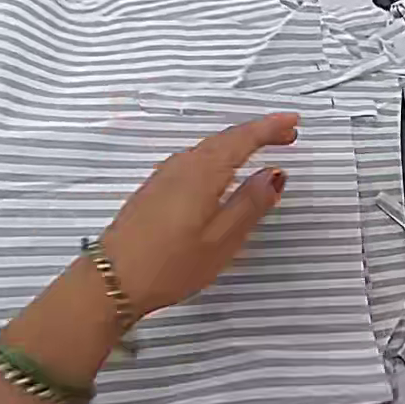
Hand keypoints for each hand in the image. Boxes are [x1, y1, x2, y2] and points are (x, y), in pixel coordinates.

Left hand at [100, 112, 299, 315]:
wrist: (110, 281)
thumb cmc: (171, 264)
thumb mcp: (221, 240)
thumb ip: (250, 204)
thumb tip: (275, 174)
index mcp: (203, 173)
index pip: (242, 139)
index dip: (270, 128)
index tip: (294, 122)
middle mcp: (183, 166)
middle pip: (225, 139)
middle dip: (258, 132)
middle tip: (287, 135)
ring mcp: (165, 175)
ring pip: (209, 148)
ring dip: (238, 143)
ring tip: (262, 147)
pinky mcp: (155, 188)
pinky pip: (195, 159)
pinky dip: (218, 155)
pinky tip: (223, 169)